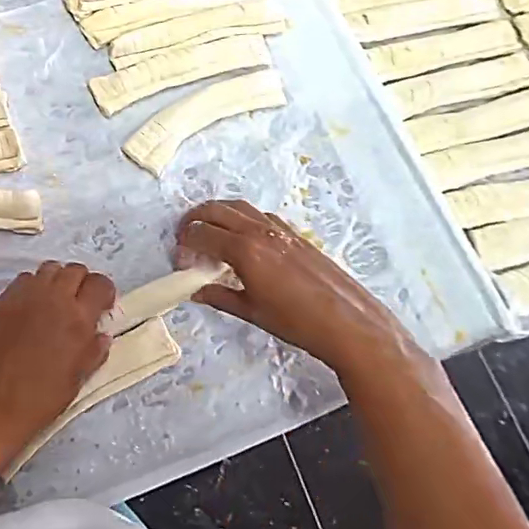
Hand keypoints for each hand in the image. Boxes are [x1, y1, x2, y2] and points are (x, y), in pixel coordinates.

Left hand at [0, 261, 116, 450]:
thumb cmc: (44, 395)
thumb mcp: (79, 376)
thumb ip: (94, 350)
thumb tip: (102, 334)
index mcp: (78, 318)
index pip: (100, 284)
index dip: (105, 292)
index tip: (102, 306)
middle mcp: (54, 298)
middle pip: (75, 270)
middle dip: (82, 283)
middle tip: (79, 303)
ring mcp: (27, 295)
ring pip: (50, 268)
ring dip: (58, 280)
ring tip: (55, 301)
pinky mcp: (6, 298)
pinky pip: (25, 278)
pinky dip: (34, 286)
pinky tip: (32, 306)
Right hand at [178, 200, 439, 387]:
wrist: (348, 322)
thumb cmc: (297, 322)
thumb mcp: (251, 312)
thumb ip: (220, 296)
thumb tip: (196, 291)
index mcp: (244, 250)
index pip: (201, 234)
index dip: (184, 245)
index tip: (180, 260)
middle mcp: (258, 231)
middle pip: (215, 209)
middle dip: (193, 219)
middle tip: (184, 237)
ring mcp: (278, 228)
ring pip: (237, 206)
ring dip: (216, 213)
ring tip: (208, 232)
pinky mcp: (294, 233)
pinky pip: (259, 214)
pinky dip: (241, 218)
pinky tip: (242, 238)